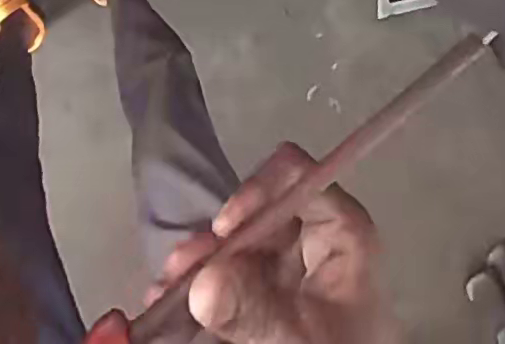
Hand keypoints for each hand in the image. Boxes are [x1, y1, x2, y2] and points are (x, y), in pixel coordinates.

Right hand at [157, 143, 399, 343]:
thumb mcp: (299, 338)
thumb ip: (253, 310)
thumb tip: (201, 284)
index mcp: (339, 229)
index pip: (297, 177)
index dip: (257, 191)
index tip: (223, 228)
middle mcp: (313, 233)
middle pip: (258, 209)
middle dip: (215, 237)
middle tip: (178, 264)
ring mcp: (288, 260)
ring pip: (237, 239)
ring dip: (199, 259)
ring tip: (165, 286)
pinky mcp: (268, 287)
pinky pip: (230, 272)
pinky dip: (200, 281)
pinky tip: (168, 297)